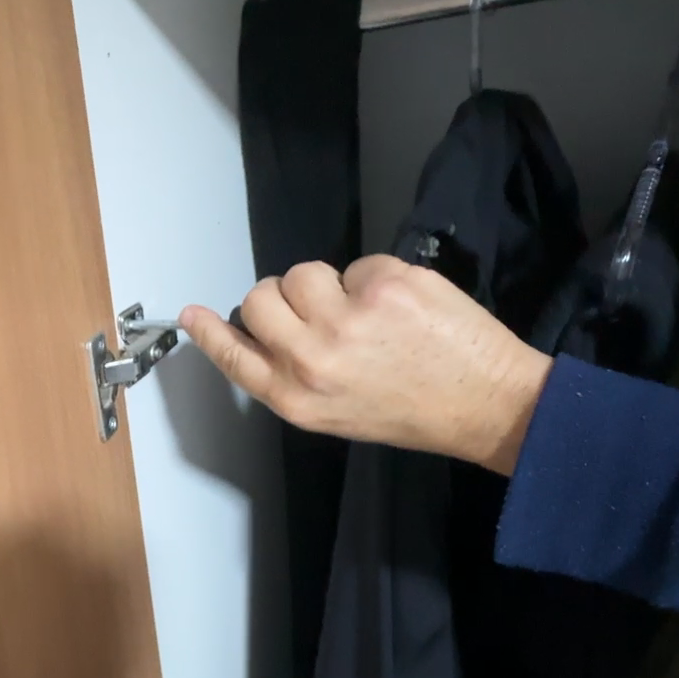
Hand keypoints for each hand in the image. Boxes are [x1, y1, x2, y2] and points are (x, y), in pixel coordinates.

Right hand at [180, 254, 553, 475]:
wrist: (487, 404)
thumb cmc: (407, 412)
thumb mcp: (332, 413)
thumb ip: (289, 375)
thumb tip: (262, 330)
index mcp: (297, 398)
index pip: (236, 356)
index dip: (211, 332)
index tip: (191, 313)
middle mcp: (313, 359)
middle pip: (259, 298)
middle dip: (281, 297)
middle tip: (315, 310)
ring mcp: (348, 318)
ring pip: (303, 272)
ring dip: (327, 285)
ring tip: (363, 311)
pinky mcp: (386, 285)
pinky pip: (355, 264)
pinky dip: (373, 279)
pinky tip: (399, 307)